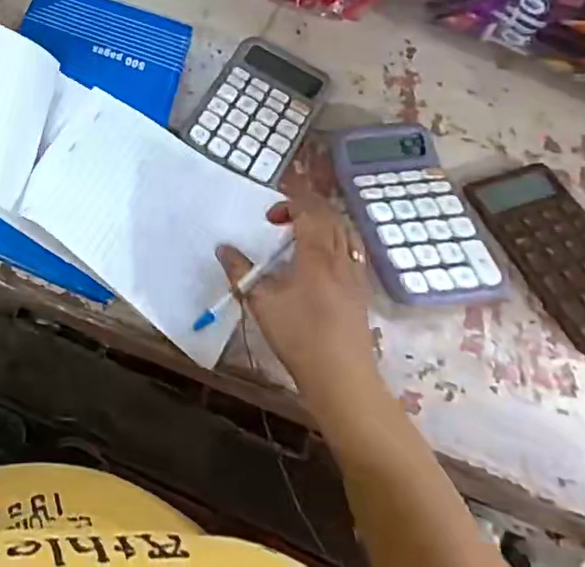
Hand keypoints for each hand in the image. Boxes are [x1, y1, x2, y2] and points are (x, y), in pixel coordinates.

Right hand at [216, 141, 378, 389]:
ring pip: (346, 234)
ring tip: (302, 236)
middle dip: (306, 210)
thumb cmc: (299, 337)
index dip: (290, 205)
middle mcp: (341, 260)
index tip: (269, 219)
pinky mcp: (361, 292)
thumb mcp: (261, 303)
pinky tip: (321, 262)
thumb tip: (223, 248)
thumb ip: (240, 272)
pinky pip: (353, 252)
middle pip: (332, 218)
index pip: (310, 213)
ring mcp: (355, 276)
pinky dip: (336, 242)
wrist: (343, 379)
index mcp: (317, 256)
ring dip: (324, 224)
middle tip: (282, 220)